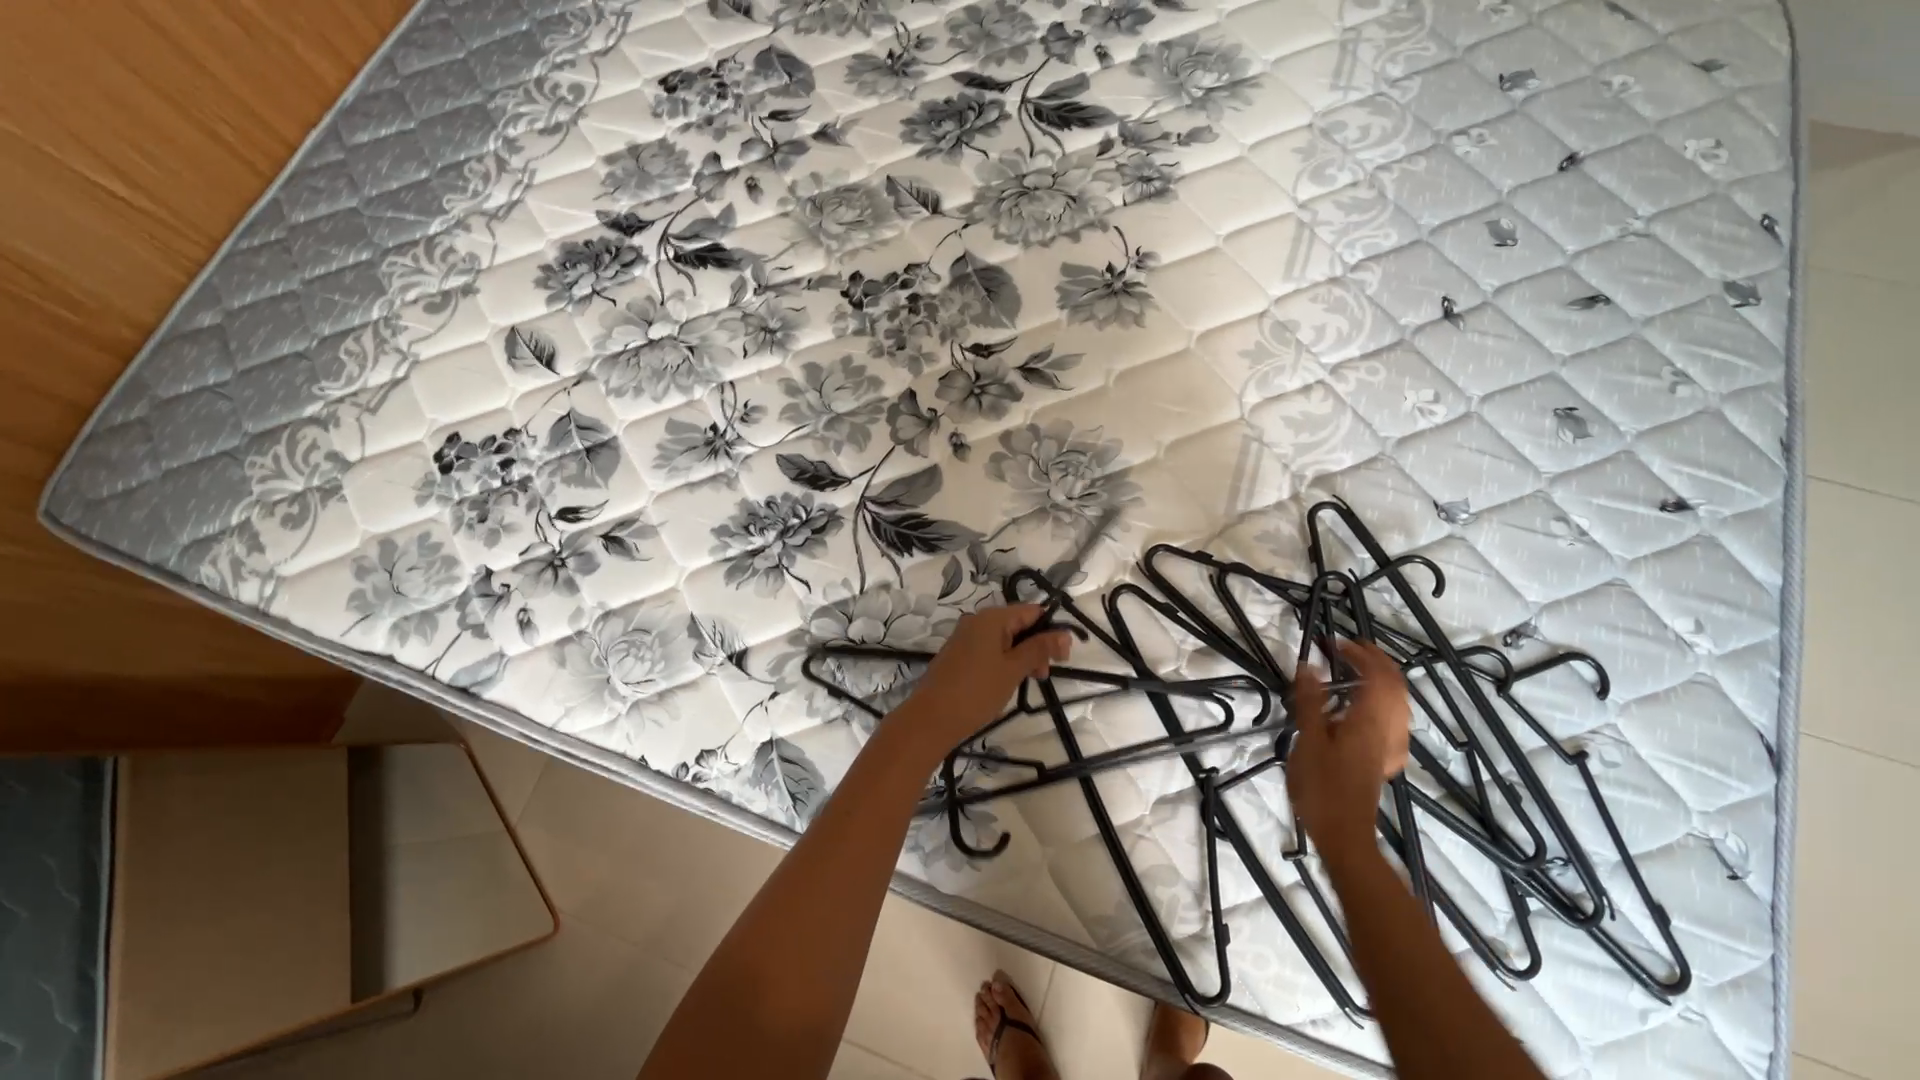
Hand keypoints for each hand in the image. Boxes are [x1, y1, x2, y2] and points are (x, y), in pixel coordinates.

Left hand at [892, 605, 1071, 761]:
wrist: (931, 719)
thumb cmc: (977, 691)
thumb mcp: (1013, 669)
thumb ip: (1039, 649)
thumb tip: (1065, 633)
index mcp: (991, 618)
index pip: (1031, 612)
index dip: (1051, 631)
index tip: (1062, 658)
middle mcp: (977, 622)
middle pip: (1018, 625)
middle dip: (1036, 646)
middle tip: (1043, 675)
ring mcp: (965, 639)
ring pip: (1004, 640)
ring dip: (1022, 657)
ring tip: (1028, 682)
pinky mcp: (959, 655)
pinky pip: (989, 651)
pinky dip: (1004, 663)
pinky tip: (1007, 683)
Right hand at [1286, 642, 1410, 862]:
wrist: (1344, 834)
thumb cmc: (1323, 786)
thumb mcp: (1309, 740)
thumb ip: (1310, 701)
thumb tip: (1309, 665)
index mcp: (1370, 719)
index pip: (1375, 674)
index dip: (1358, 653)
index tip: (1334, 643)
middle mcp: (1389, 728)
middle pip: (1395, 685)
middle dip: (1375, 662)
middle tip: (1349, 650)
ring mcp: (1392, 745)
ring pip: (1399, 702)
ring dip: (1382, 680)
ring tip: (1357, 671)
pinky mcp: (1387, 759)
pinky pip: (1395, 720)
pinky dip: (1384, 703)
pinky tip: (1368, 710)